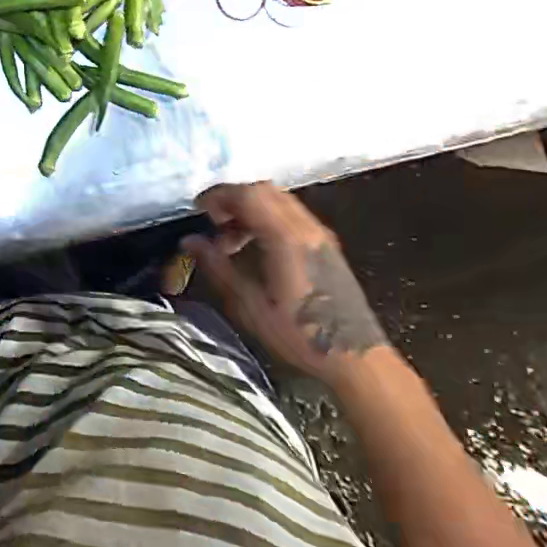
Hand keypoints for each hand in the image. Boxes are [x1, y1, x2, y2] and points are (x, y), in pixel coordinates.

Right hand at [182, 182, 392, 385]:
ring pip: (279, 199)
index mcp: (287, 238)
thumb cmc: (300, 335)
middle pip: (264, 190)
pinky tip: (257, 246)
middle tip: (213, 224)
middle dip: (233, 199)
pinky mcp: (326, 243)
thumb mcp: (251, 306)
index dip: (219, 196)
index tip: (198, 211)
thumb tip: (190, 241)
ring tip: (232, 240)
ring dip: (251, 208)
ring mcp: (319, 233)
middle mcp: (306, 227)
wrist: (357, 356)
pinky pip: (291, 213)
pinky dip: (267, 217)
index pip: (249, 195)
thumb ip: (219, 268)